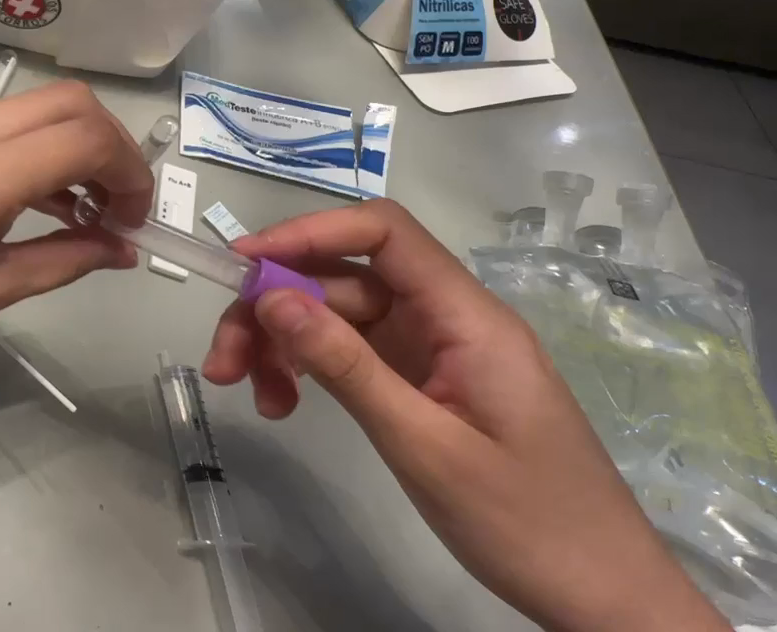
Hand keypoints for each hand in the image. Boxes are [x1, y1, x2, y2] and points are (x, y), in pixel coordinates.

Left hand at [0, 81, 150, 395]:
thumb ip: (62, 260)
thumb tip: (122, 249)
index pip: (84, 137)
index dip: (129, 172)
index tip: (133, 220)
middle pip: (67, 102)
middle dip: (111, 147)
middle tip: (118, 208)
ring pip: (34, 108)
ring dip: (74, 146)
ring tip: (87, 213)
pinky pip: (0, 126)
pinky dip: (37, 151)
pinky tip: (46, 202)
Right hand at [204, 201, 727, 631]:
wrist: (602, 601)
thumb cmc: (528, 523)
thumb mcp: (425, 445)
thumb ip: (346, 365)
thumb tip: (270, 295)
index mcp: (466, 319)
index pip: (384, 235)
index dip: (310, 232)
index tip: (246, 261)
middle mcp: (442, 319)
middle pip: (337, 279)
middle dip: (271, 307)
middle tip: (223, 358)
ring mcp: (426, 349)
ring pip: (328, 314)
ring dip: (276, 343)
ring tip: (245, 390)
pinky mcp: (412, 378)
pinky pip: (340, 350)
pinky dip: (301, 368)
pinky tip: (281, 403)